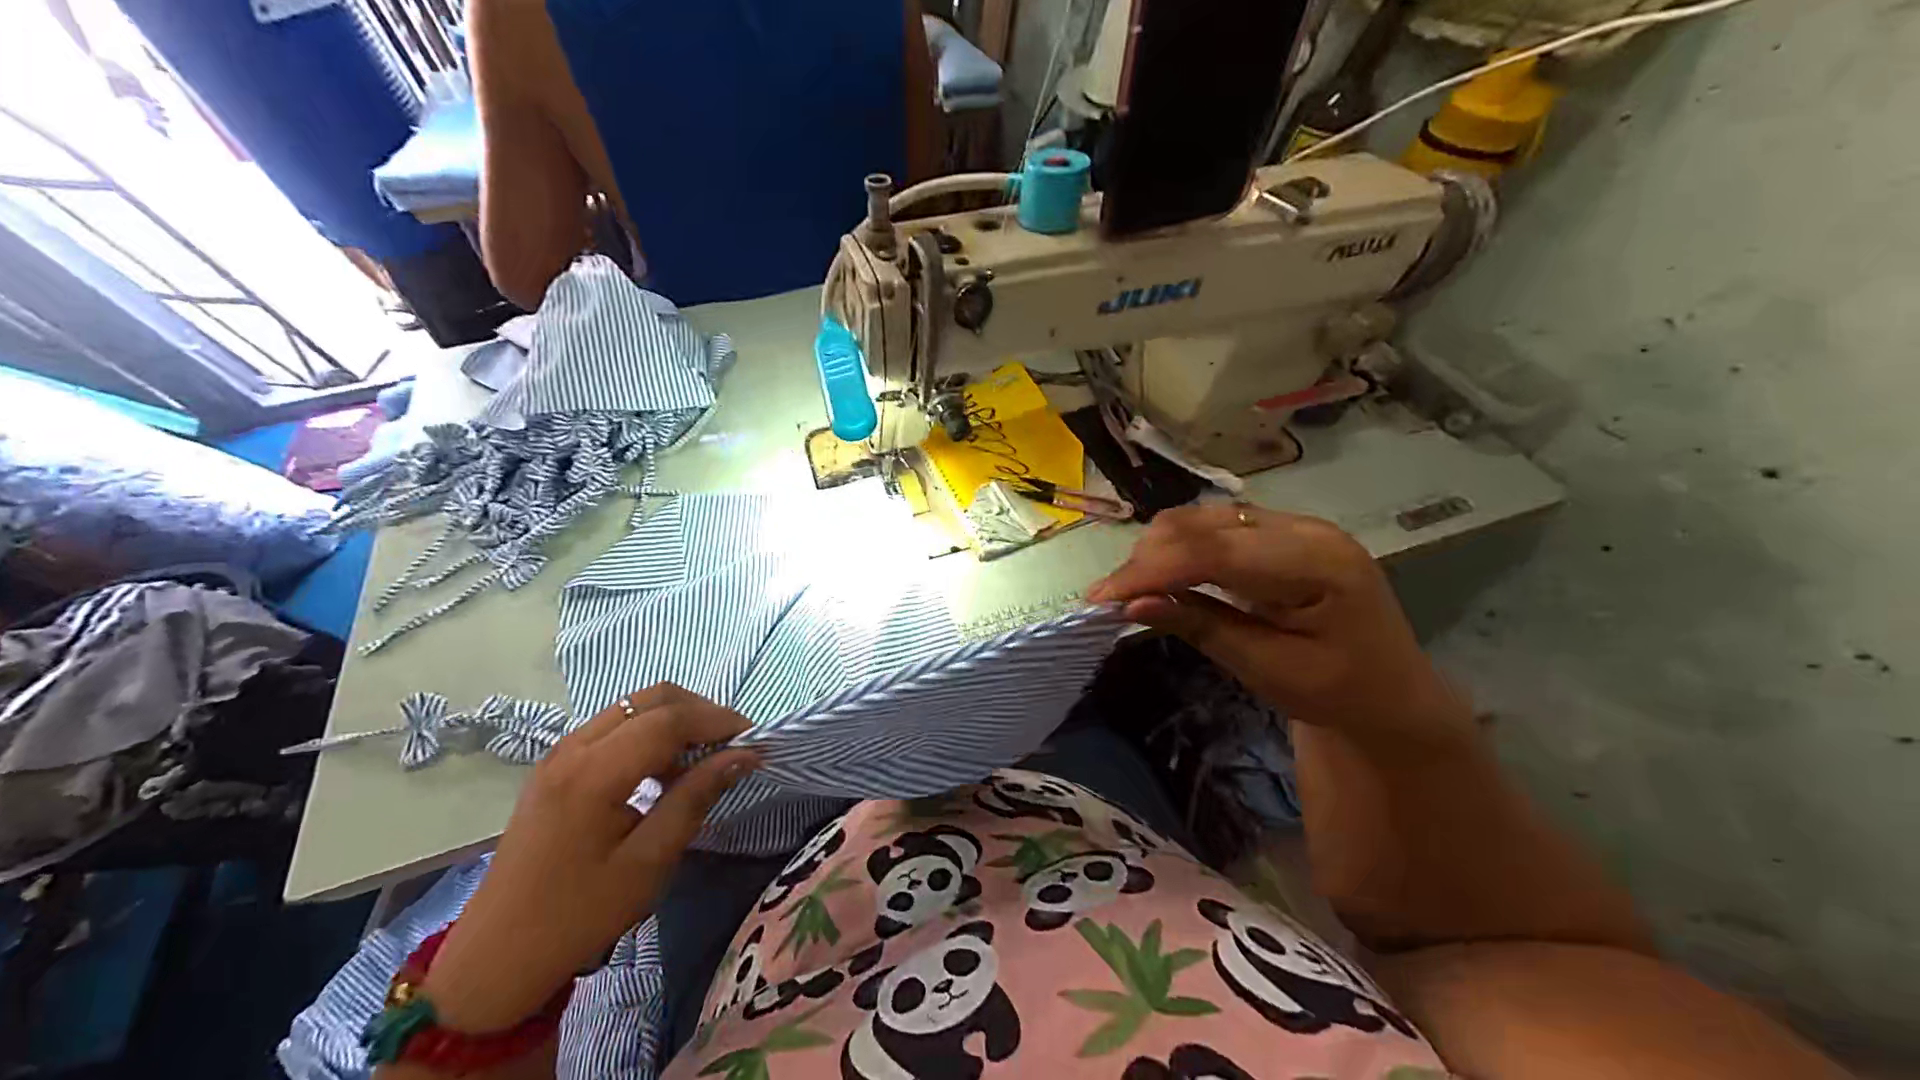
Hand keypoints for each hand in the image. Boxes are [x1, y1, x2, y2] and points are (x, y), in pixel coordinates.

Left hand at [422, 684, 758, 1032]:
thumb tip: (744, 754)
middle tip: (733, 745)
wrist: (496, 957)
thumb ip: (696, 797)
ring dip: (677, 720)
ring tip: (706, 758)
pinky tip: (666, 771)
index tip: (755, 742)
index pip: (669, 720)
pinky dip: (651, 734)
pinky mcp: (557, 766)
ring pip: (633, 707)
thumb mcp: (649, 861)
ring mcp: (560, 753)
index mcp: (593, 772)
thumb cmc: (579, 915)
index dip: (719, 722)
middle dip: (701, 712)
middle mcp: (573, 747)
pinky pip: (615, 727)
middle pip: (652, 698)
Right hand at [1088, 504, 1471, 743]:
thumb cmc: (1338, 691)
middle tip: (1109, 599)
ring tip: (1131, 590)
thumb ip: (1201, 628)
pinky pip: (1214, 526)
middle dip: (1147, 559)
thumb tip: (1132, 606)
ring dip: (1158, 551)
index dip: (1151, 569)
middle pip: (1202, 524)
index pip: (1214, 551)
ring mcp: (1293, 524)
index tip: (1101, 597)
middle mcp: (1304, 528)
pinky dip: (1179, 549)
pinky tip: (1163, 576)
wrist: (1392, 692)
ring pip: (1201, 518)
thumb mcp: (1268, 670)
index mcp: (1316, 563)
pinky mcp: (1279, 531)